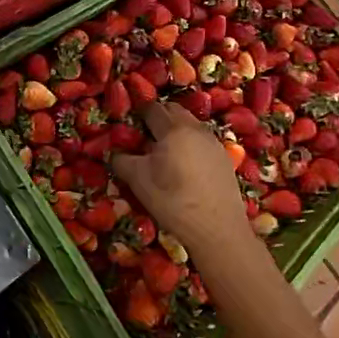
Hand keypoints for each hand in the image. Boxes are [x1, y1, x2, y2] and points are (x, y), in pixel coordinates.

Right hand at [112, 102, 250, 256]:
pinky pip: (202, 140)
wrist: (217, 229)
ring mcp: (214, 142)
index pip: (153, 108)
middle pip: (174, 111)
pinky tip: (184, 165)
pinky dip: (190, 143)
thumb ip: (122, 160)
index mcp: (173, 129)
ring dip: (176, 130)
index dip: (139, 112)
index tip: (129, 122)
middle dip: (159, 117)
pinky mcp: (224, 158)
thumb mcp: (138, 181)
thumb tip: (114, 152)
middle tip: (144, 134)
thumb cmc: (172, 200)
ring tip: (164, 151)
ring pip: (190, 124)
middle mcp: (196, 129)